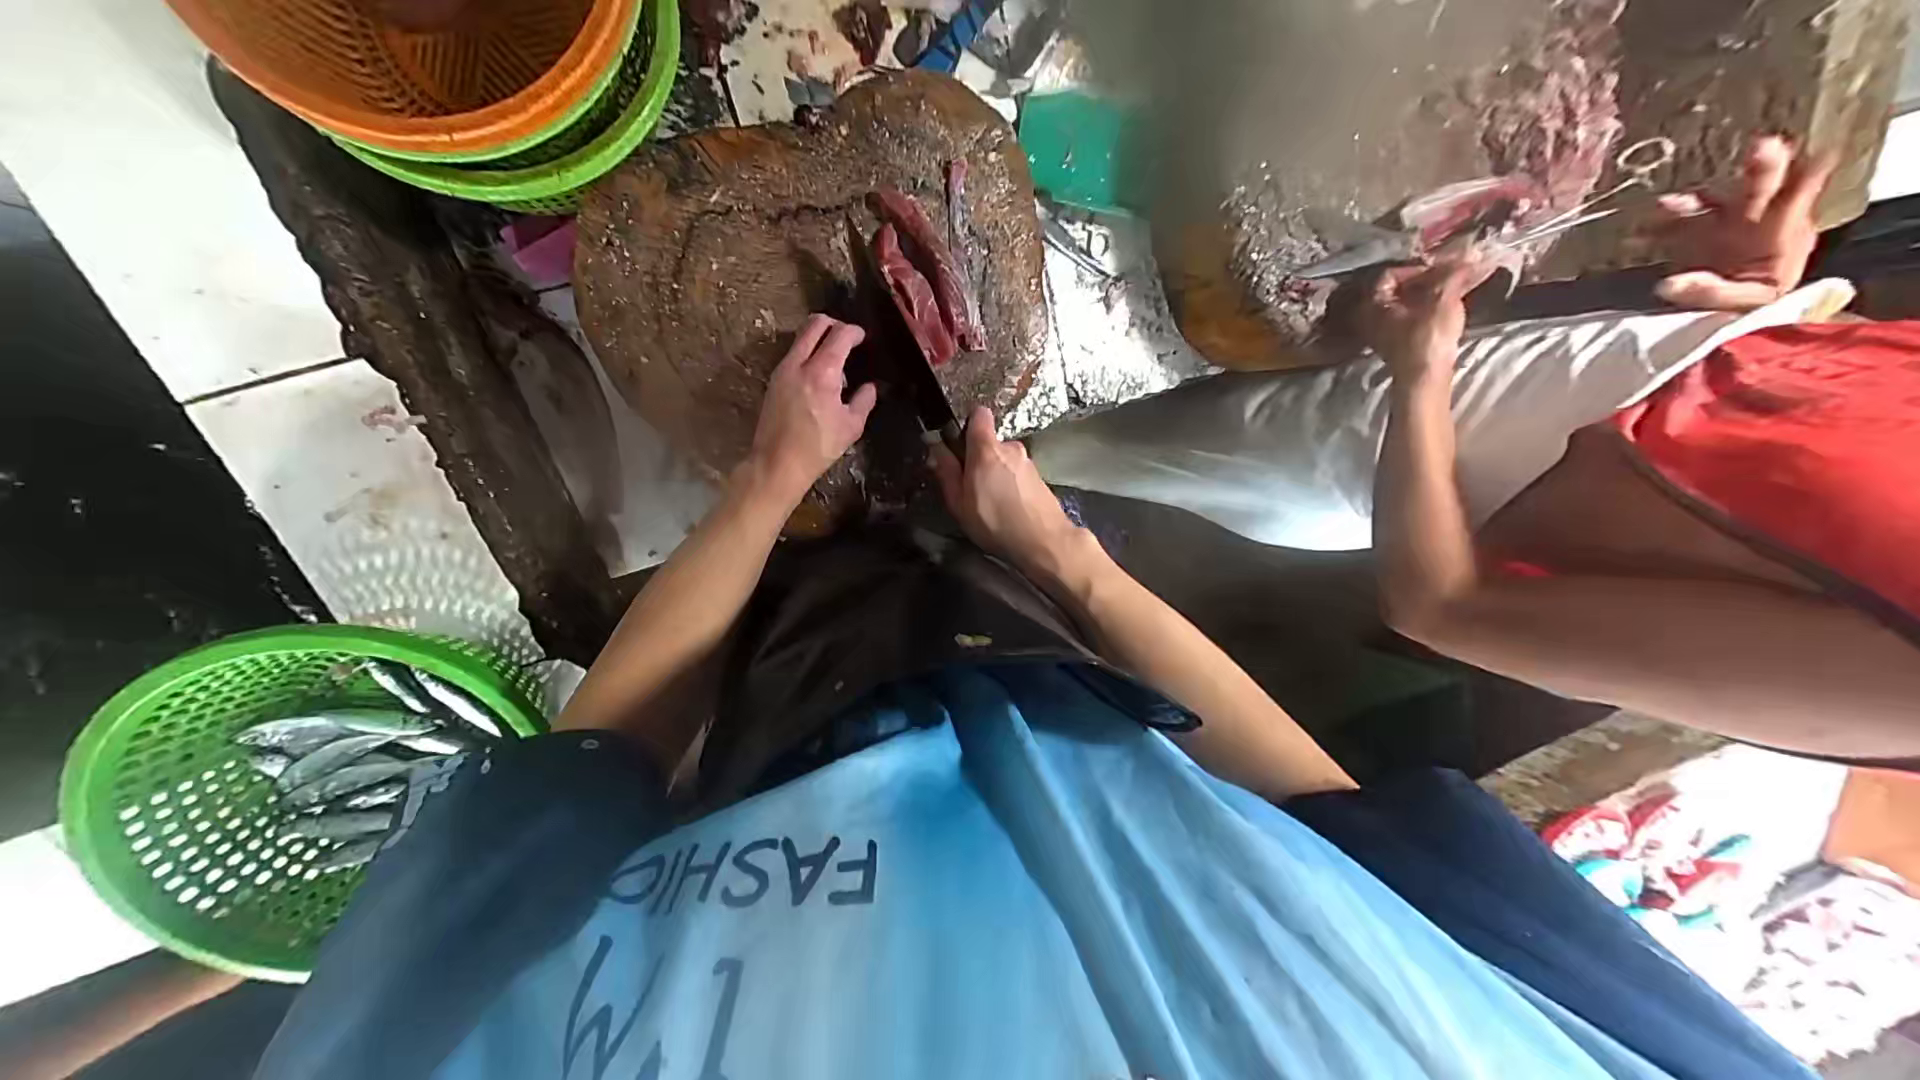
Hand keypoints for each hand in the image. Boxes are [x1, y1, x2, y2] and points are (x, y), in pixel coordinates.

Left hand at [743, 314, 877, 502]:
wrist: (778, 463)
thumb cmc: (818, 447)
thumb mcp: (851, 426)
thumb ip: (864, 400)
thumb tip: (870, 387)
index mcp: (822, 372)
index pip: (840, 334)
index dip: (854, 331)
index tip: (862, 337)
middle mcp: (798, 364)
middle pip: (815, 324)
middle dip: (834, 324)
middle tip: (847, 338)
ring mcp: (782, 370)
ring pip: (801, 338)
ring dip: (820, 339)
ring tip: (835, 362)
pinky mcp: (774, 381)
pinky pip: (793, 354)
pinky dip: (808, 354)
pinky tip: (819, 378)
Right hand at [931, 406, 1088, 577]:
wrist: (1044, 542)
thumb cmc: (996, 524)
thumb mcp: (959, 503)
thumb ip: (947, 472)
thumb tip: (936, 448)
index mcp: (986, 449)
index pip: (979, 414)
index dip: (967, 425)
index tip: (958, 445)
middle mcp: (1010, 449)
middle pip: (989, 443)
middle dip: (978, 460)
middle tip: (970, 488)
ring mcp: (1028, 462)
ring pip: (1004, 461)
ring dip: (996, 475)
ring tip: (991, 504)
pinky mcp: (1039, 477)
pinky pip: (1017, 474)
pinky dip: (1010, 486)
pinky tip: (1008, 509)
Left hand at [1362, 256, 1492, 381]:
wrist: (1424, 376)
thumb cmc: (1427, 336)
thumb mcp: (1442, 299)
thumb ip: (1453, 274)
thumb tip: (1468, 254)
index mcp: (1372, 304)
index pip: (1389, 274)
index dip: (1416, 267)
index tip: (1441, 266)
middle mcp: (1369, 317)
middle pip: (1397, 288)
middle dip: (1426, 277)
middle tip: (1452, 271)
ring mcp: (1381, 331)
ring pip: (1405, 302)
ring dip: (1430, 291)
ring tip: (1457, 283)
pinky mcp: (1396, 341)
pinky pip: (1410, 316)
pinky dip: (1428, 305)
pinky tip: (1450, 301)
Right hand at [1651, 135, 1835, 310]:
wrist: (1737, 316)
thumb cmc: (1751, 308)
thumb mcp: (1742, 303)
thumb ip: (1711, 291)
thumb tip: (1668, 284)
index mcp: (1780, 235)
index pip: (1798, 197)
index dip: (1804, 174)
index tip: (1812, 156)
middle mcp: (1757, 224)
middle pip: (1762, 189)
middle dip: (1762, 168)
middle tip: (1761, 145)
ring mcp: (1726, 231)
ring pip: (1714, 205)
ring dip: (1692, 202)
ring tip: (1665, 205)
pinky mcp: (1699, 242)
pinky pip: (1678, 227)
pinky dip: (1659, 226)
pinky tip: (1640, 229)